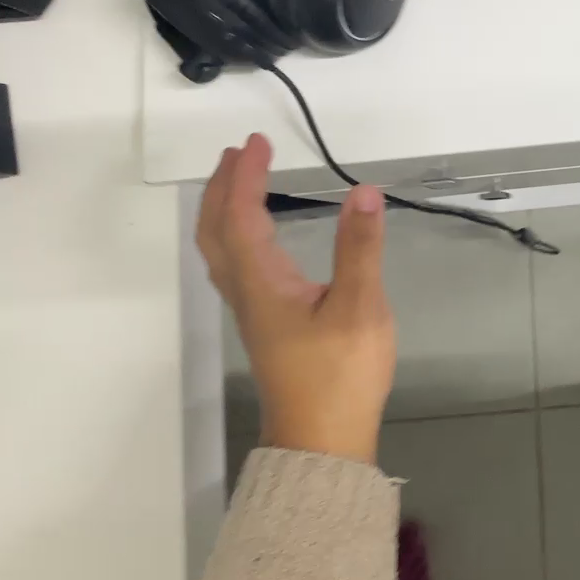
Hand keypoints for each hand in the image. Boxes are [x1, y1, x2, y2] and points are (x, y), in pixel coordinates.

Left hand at [197, 133, 395, 464]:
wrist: (323, 437)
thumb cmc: (341, 372)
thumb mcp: (360, 307)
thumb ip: (361, 248)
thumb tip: (363, 192)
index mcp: (263, 283)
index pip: (241, 217)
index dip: (245, 177)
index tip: (256, 141)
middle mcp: (247, 293)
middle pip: (216, 232)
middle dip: (222, 188)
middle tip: (239, 153)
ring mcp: (254, 311)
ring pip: (222, 251)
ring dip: (225, 210)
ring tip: (242, 183)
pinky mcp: (267, 323)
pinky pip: (237, 265)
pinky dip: (239, 234)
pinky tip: (262, 238)